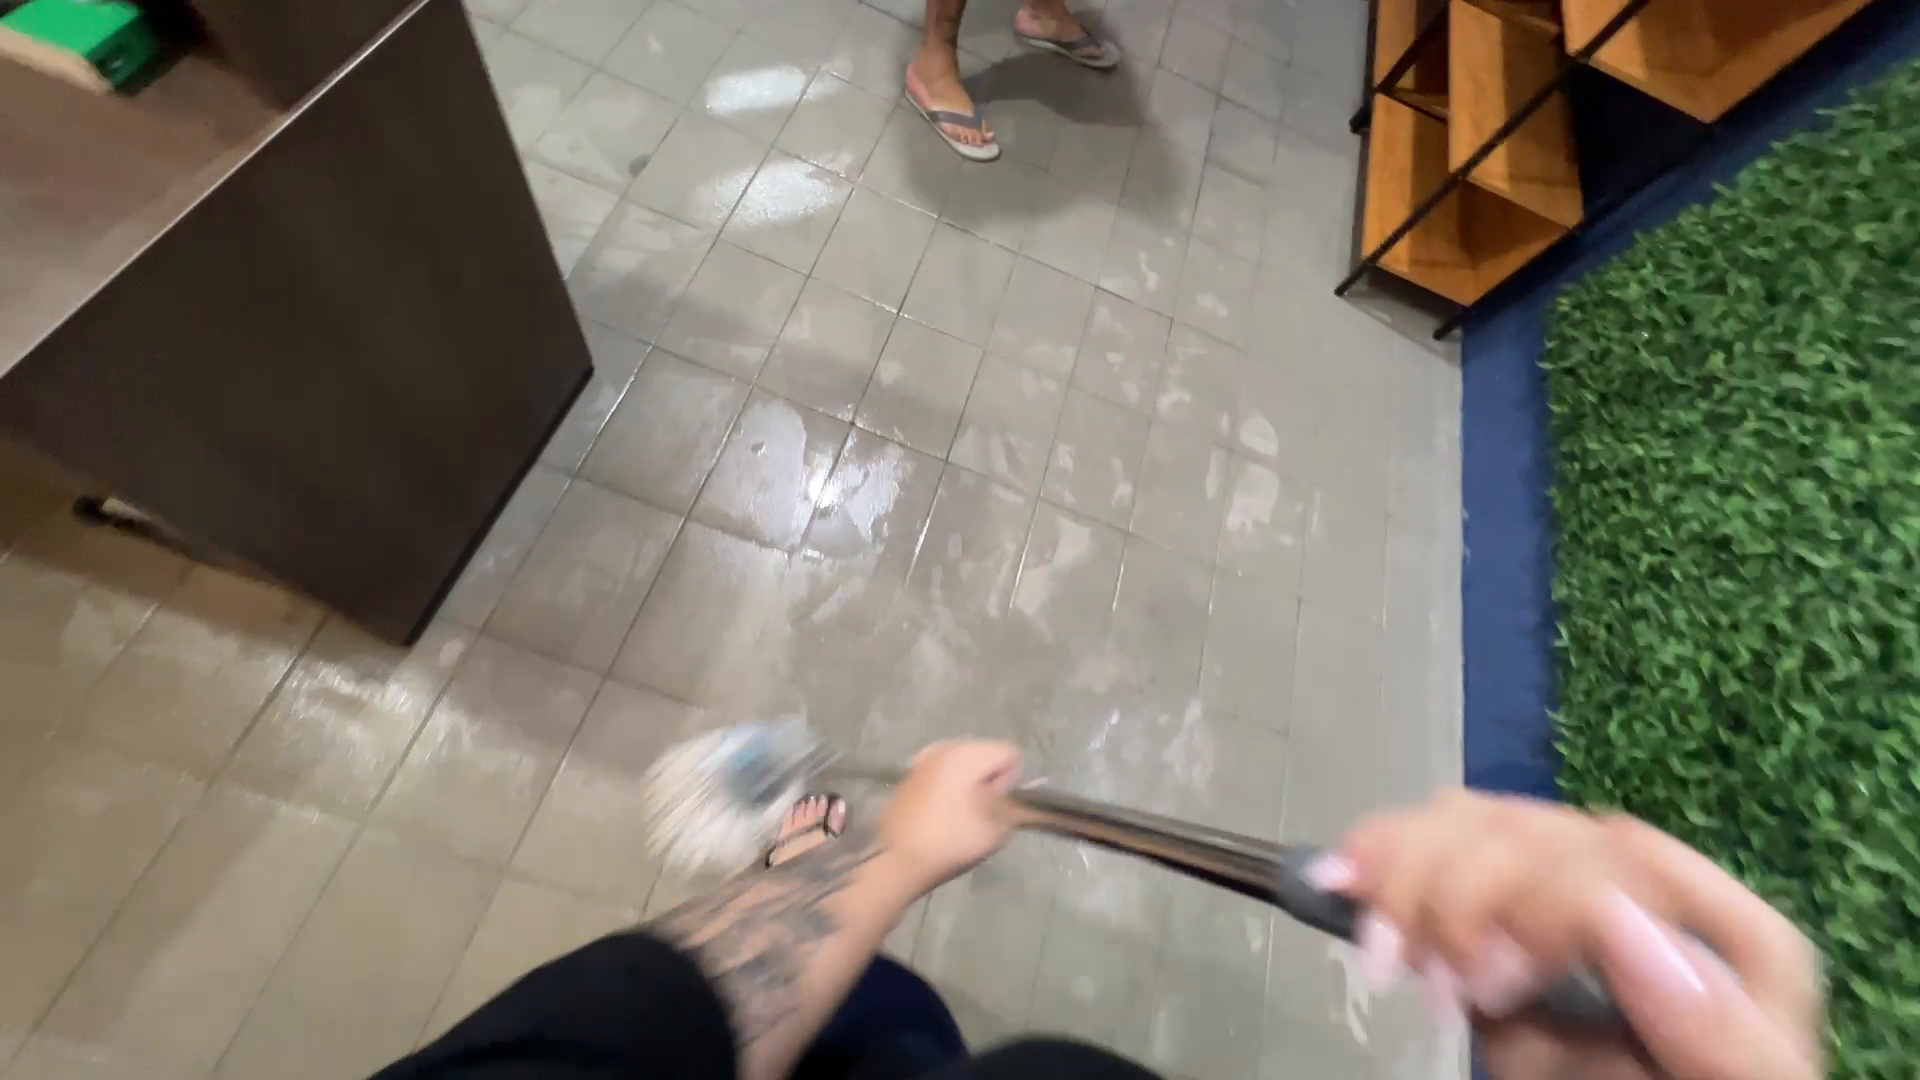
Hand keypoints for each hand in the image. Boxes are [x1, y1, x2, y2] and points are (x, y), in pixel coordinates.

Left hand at [879, 740, 1021, 894]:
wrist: (894, 858)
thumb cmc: (949, 842)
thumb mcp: (995, 829)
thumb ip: (1017, 806)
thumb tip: (1017, 793)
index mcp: (968, 753)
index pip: (1011, 753)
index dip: (1011, 781)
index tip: (996, 806)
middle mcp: (946, 746)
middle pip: (986, 754)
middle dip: (990, 779)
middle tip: (980, 813)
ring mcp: (925, 757)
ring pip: (965, 762)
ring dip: (969, 783)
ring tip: (960, 815)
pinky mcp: (912, 773)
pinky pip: (944, 771)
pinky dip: (949, 786)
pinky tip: (941, 812)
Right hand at [1313, 790, 1822, 1079]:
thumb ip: (1710, 1032)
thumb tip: (1619, 916)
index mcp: (1710, 924)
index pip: (1626, 862)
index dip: (1544, 903)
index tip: (1490, 982)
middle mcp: (1619, 874)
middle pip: (1524, 833)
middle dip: (1454, 901)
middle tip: (1427, 988)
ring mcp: (1538, 870)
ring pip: (1458, 819)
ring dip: (1399, 879)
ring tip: (1380, 955)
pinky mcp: (1472, 880)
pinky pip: (1417, 832)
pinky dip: (1370, 851)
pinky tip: (1337, 880)